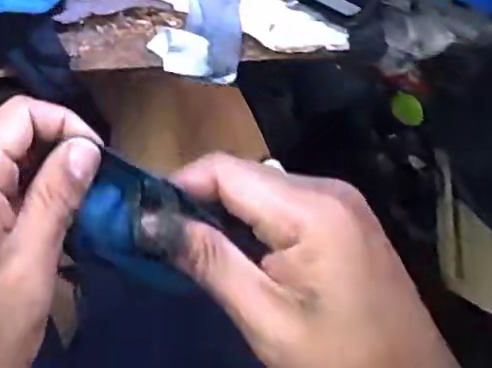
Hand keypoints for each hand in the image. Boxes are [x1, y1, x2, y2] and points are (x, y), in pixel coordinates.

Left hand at [0, 97, 102, 367]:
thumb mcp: (29, 261)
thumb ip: (57, 194)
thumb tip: (87, 145)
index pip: (22, 111)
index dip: (66, 123)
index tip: (102, 160)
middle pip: (12, 132)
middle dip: (58, 150)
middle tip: (98, 189)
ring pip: (5, 160)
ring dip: (44, 177)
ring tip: (81, 210)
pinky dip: (24, 196)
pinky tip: (49, 228)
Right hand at [167, 155, 457, 367]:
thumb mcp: (268, 322)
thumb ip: (209, 260)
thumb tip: (146, 218)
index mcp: (312, 207)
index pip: (222, 168)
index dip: (178, 184)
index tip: (147, 214)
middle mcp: (326, 186)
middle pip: (240, 173)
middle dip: (200, 199)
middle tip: (169, 235)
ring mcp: (340, 199)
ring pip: (257, 184)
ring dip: (224, 208)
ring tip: (199, 244)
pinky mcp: (345, 215)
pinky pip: (281, 199)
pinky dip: (253, 217)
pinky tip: (243, 250)